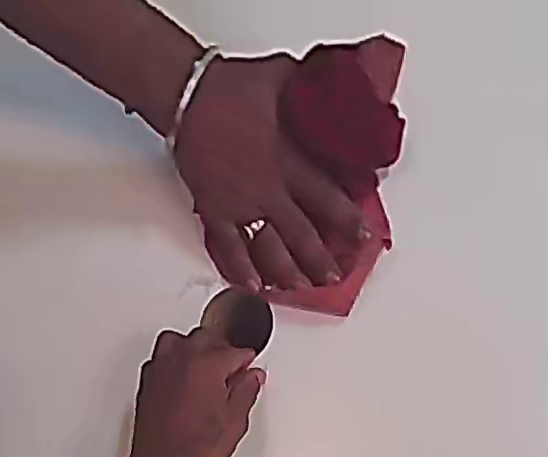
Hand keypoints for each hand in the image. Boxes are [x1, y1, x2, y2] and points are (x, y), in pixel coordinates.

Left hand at [121, 326, 264, 456]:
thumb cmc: (193, 448)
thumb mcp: (234, 420)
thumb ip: (246, 391)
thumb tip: (252, 377)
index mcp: (207, 363)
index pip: (235, 351)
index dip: (246, 361)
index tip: (250, 368)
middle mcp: (180, 358)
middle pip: (207, 338)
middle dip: (223, 351)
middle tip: (233, 370)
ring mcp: (160, 367)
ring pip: (180, 341)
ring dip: (196, 350)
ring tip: (208, 370)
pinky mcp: (148, 380)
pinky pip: (164, 357)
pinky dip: (176, 361)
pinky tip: (186, 377)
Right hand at [172, 54, 366, 292]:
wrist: (184, 92)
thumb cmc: (228, 86)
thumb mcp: (280, 78)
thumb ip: (308, 92)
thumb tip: (332, 90)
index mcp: (288, 161)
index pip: (328, 200)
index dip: (349, 222)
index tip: (363, 238)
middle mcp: (268, 189)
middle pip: (303, 235)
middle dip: (322, 260)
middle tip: (336, 276)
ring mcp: (241, 205)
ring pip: (271, 249)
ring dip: (289, 272)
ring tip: (302, 287)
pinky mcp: (215, 210)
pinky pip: (230, 248)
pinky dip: (242, 270)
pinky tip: (254, 287)